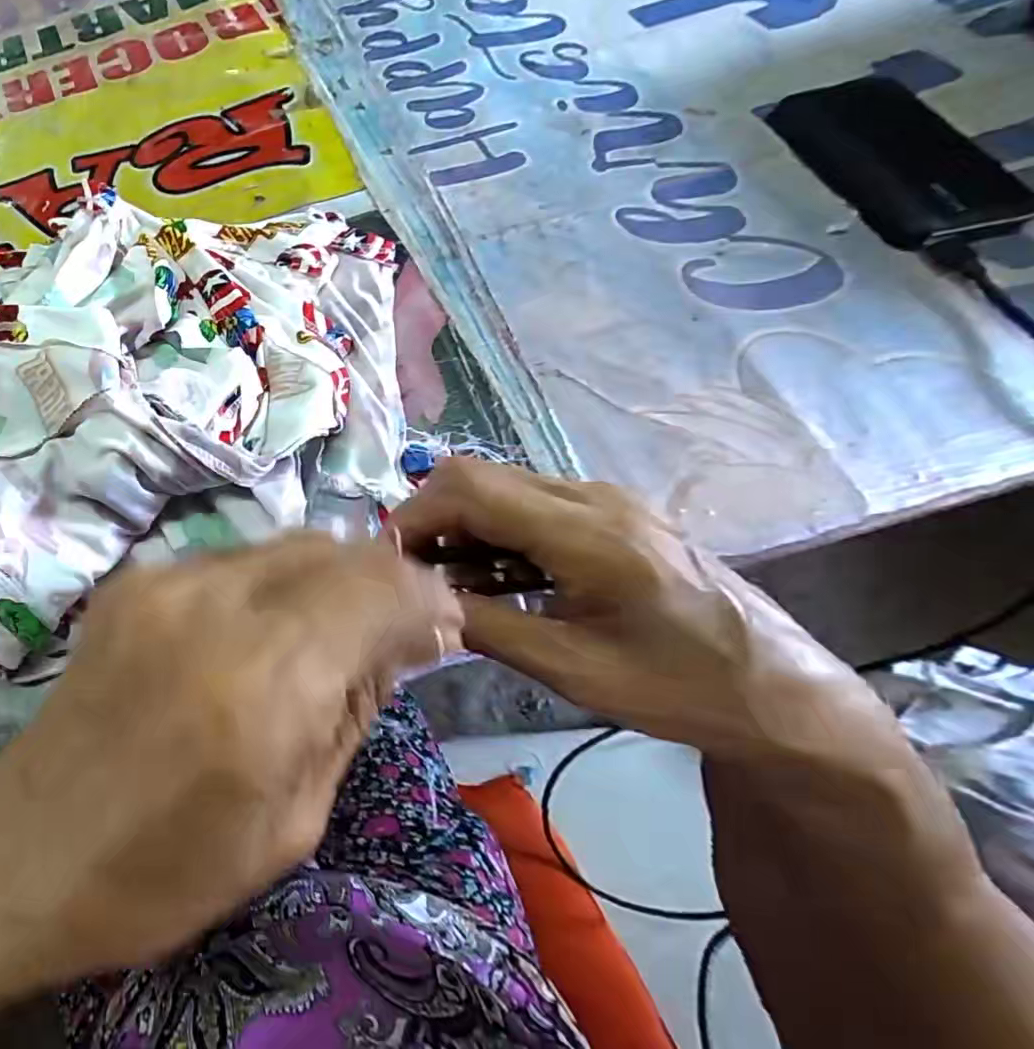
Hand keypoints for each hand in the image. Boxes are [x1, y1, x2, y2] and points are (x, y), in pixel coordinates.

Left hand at [0, 533, 461, 1014]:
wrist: (28, 851)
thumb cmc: (166, 869)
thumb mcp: (294, 816)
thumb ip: (352, 707)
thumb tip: (399, 638)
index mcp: (262, 675)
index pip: (379, 581)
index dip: (424, 598)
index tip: (436, 634)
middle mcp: (207, 602)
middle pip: (328, 547)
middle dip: (373, 584)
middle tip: (382, 639)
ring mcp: (156, 582)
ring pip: (275, 547)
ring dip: (314, 582)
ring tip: (313, 641)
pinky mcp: (124, 583)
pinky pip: (221, 563)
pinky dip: (257, 588)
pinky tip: (246, 638)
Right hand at [388, 459, 884, 760]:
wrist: (781, 693)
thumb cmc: (680, 688)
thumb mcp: (570, 668)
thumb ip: (482, 626)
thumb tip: (412, 598)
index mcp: (589, 535)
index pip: (469, 490)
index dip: (414, 517)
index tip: (389, 563)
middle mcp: (593, 499)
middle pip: (476, 477)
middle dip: (428, 520)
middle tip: (411, 574)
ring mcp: (604, 502)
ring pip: (497, 487)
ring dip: (457, 527)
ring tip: (446, 582)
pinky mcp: (608, 515)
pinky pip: (525, 504)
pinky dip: (488, 533)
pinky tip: (489, 578)